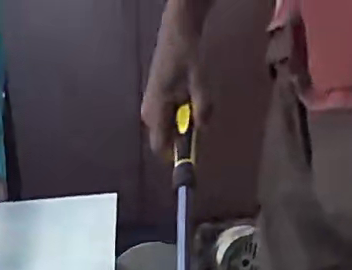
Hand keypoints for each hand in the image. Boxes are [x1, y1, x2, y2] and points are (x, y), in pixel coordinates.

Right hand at [140, 2, 211, 156]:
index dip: (175, 155)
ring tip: (192, 102)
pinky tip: (186, 98)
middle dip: (182, 137)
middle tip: (197, 118)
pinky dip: (178, 116)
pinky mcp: (154, 102)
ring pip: (167, 130)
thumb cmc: (187, 56)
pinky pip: (166, 120)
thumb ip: (203, 109)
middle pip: (165, 140)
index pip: (160, 147)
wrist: (177, 31)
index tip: (191, 154)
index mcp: (157, 109)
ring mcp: (149, 108)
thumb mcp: (200, 82)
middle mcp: (149, 113)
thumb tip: (202, 130)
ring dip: (182, 125)